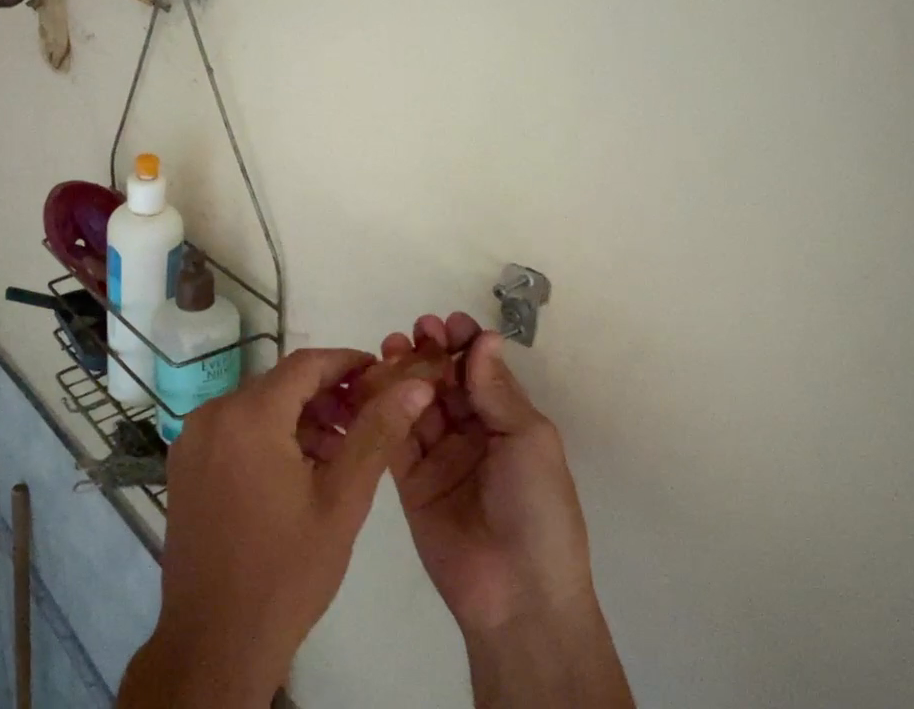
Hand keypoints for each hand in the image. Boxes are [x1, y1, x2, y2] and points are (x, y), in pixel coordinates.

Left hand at [119, 347, 434, 708]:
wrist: (216, 641)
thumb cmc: (287, 571)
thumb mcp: (342, 500)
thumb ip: (377, 433)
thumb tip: (414, 385)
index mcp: (248, 416)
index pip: (306, 365)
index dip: (348, 363)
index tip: (383, 375)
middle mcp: (211, 416)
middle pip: (280, 385)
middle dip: (327, 395)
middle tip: (370, 419)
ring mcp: (191, 443)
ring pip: (257, 408)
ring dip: (300, 418)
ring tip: (341, 452)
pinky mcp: (184, 468)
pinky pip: (234, 432)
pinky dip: (270, 437)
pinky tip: (301, 470)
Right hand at [383, 314, 594, 634]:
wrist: (517, 592)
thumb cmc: (537, 508)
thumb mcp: (529, 441)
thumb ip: (497, 391)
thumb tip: (484, 339)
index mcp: (510, 424)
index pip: (483, 373)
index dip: (467, 345)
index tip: (449, 321)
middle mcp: (474, 435)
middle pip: (448, 383)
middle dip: (433, 352)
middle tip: (416, 329)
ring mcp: (440, 458)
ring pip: (419, 404)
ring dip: (407, 373)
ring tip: (392, 345)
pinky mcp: (410, 482)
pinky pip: (396, 438)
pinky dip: (385, 409)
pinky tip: (376, 383)